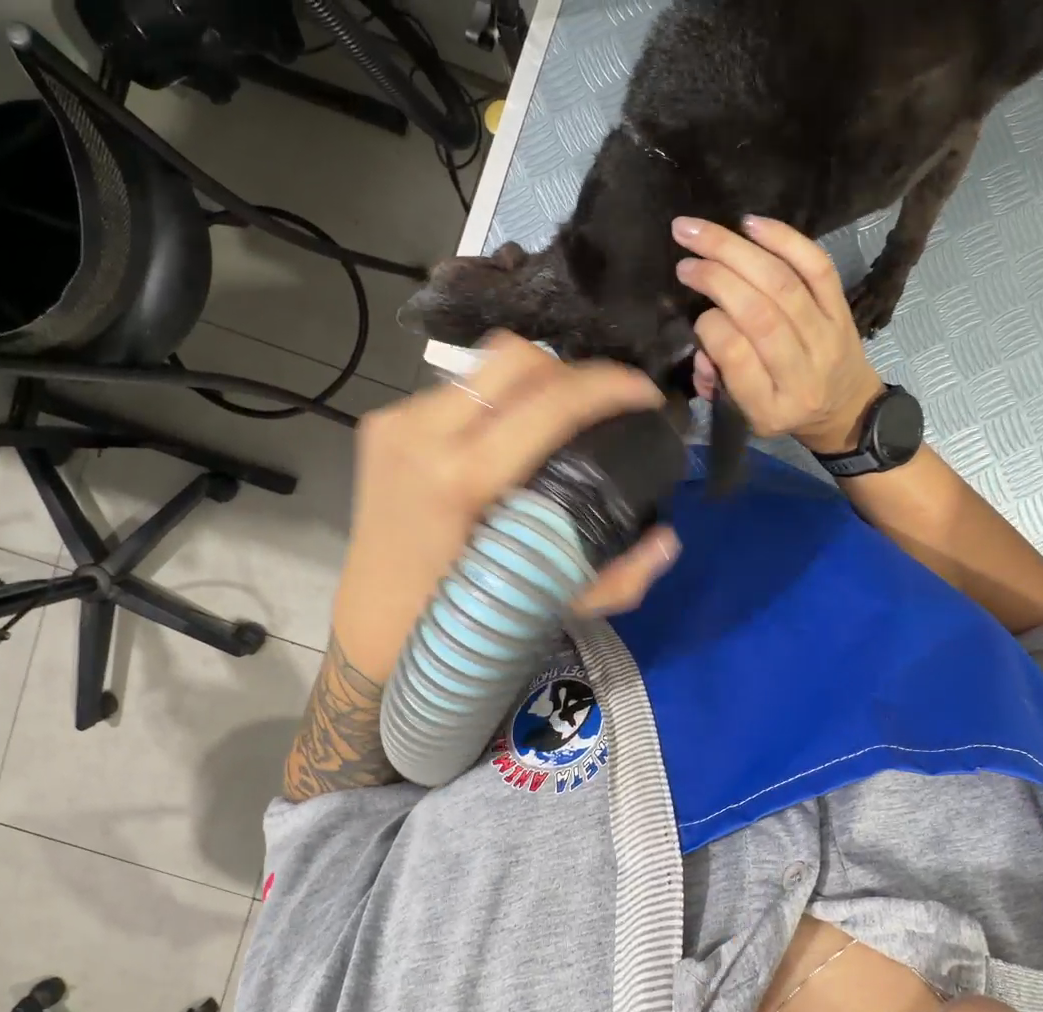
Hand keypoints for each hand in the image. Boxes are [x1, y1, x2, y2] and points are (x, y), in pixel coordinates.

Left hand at [338, 334, 679, 677]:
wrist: (373, 624)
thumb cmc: (463, 621)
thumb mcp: (549, 606)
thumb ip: (618, 577)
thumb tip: (669, 539)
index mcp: (463, 479)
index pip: (552, 401)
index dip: (611, 386)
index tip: (646, 394)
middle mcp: (423, 434)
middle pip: (517, 357)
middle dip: (573, 371)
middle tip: (601, 404)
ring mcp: (397, 422)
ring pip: (484, 365)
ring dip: (532, 382)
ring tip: (558, 418)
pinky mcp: (382, 422)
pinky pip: (456, 389)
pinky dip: (494, 401)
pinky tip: (505, 436)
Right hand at [672, 215, 884, 454]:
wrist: (845, 408)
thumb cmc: (783, 410)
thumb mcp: (745, 414)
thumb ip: (715, 381)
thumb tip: (700, 341)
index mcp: (771, 406)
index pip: (737, 355)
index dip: (710, 326)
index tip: (696, 315)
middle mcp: (803, 372)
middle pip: (760, 313)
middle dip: (716, 276)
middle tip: (684, 256)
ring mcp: (827, 337)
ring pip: (783, 284)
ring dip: (737, 250)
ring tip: (701, 231)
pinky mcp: (842, 310)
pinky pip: (817, 267)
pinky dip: (785, 239)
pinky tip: (750, 224)